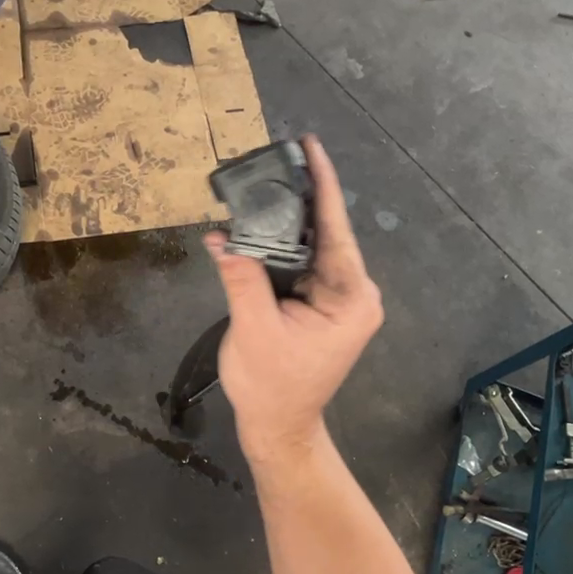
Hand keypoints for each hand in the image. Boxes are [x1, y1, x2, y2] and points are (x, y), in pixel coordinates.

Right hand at [204, 135, 382, 463]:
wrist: (278, 427)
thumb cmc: (272, 386)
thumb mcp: (253, 329)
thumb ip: (241, 278)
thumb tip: (220, 235)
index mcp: (351, 298)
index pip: (335, 230)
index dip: (322, 186)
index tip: (311, 146)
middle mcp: (352, 292)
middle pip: (326, 232)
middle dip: (301, 195)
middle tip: (277, 154)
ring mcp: (337, 297)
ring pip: (311, 245)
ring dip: (288, 218)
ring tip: (267, 177)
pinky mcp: (319, 302)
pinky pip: (300, 262)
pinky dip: (280, 243)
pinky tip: (262, 218)